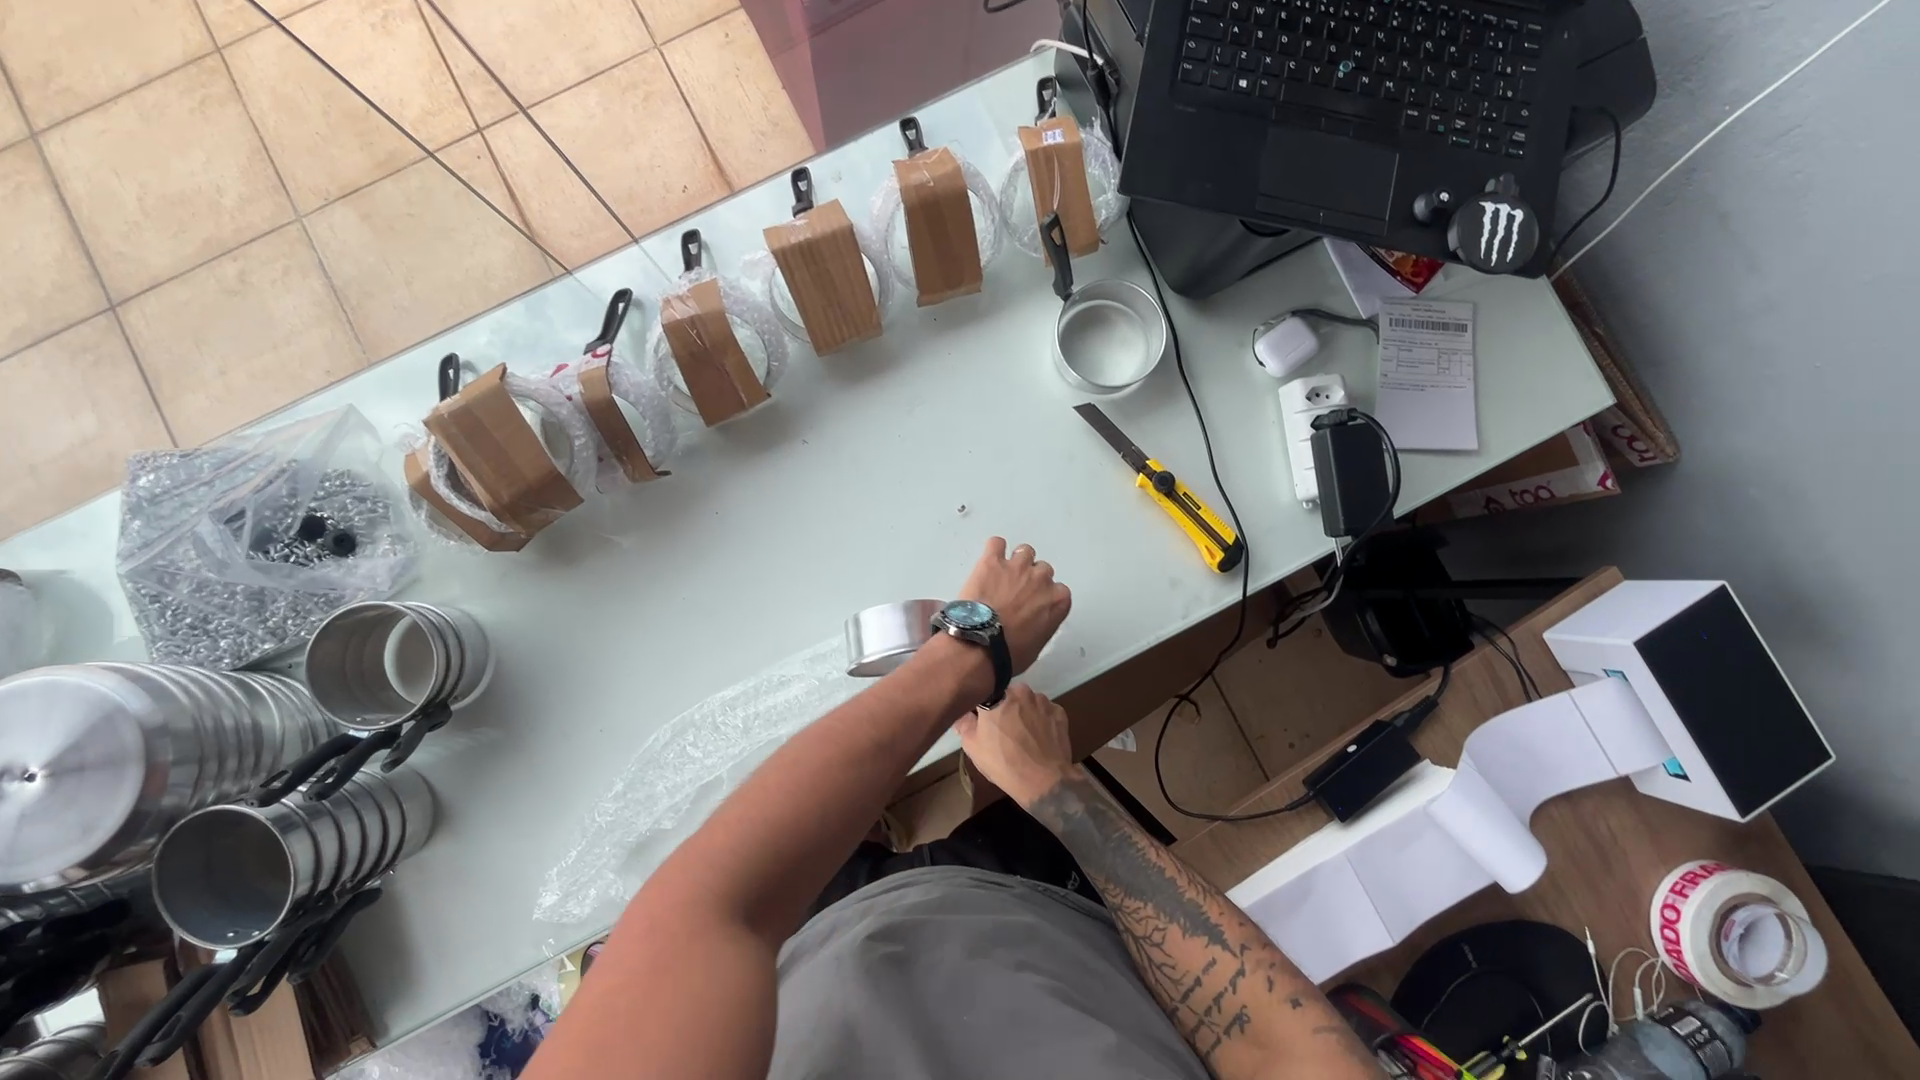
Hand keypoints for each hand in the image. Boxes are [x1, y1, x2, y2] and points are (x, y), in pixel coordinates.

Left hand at [954, 538, 1071, 674]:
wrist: (980, 646)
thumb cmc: (1008, 653)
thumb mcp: (1036, 646)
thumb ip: (1041, 625)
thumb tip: (1031, 625)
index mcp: (1058, 601)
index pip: (1059, 591)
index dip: (1045, 597)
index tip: (1034, 605)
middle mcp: (1042, 580)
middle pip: (1043, 570)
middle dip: (1030, 580)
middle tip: (1015, 593)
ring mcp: (1018, 568)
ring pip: (1025, 551)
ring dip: (1016, 561)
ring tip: (1003, 575)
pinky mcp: (993, 561)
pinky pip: (997, 543)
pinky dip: (993, 550)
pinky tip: (988, 562)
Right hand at [954, 685, 1074, 807]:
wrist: (1044, 781)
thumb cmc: (1003, 763)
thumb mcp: (973, 746)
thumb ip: (964, 723)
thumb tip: (961, 714)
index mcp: (996, 696)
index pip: (984, 693)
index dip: (981, 707)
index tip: (981, 719)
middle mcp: (1021, 691)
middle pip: (1008, 695)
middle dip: (1004, 708)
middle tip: (1002, 730)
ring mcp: (1043, 701)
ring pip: (1028, 702)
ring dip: (1024, 712)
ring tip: (1023, 735)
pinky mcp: (1059, 712)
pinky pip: (1045, 711)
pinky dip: (1041, 720)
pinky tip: (1039, 737)